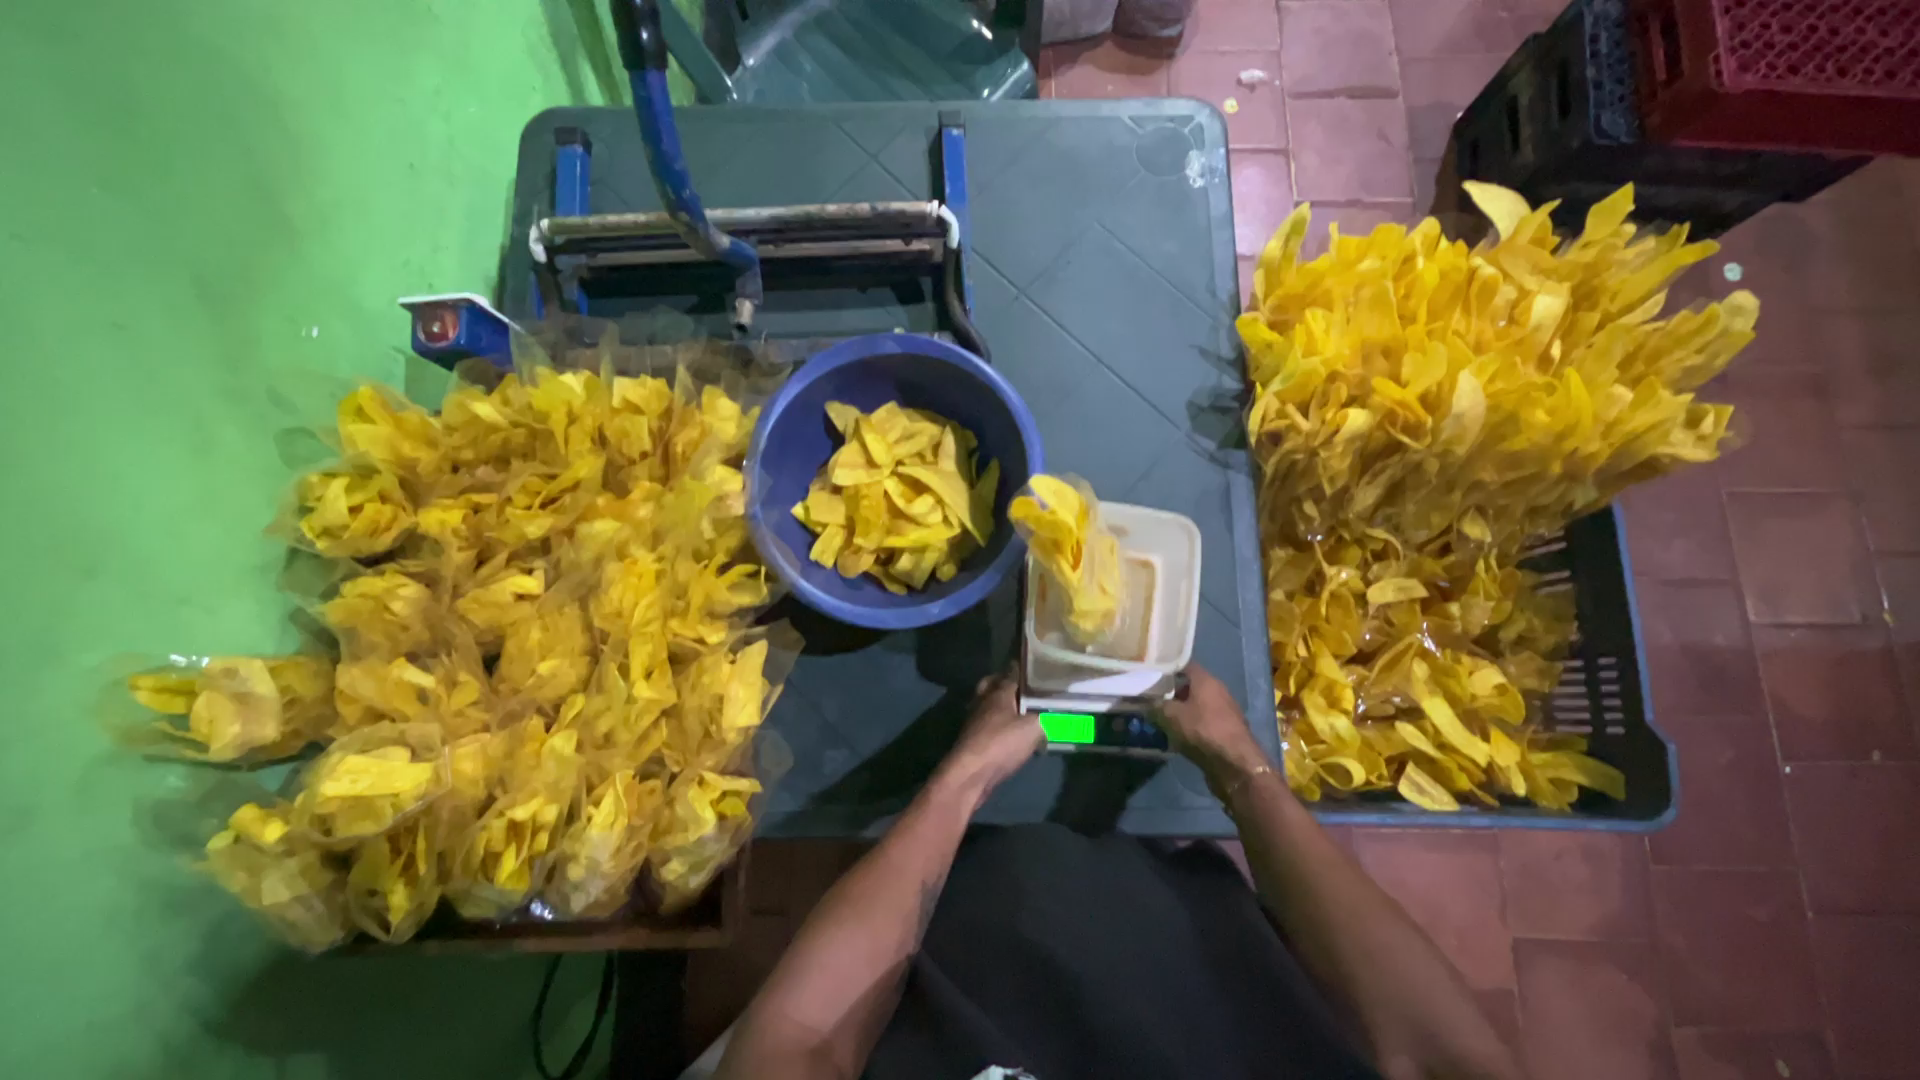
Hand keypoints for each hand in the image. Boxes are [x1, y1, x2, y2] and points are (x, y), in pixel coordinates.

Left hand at [936, 670, 1043, 800]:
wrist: (970, 774)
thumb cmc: (1001, 743)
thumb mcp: (1033, 728)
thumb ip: (1047, 718)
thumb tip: (1057, 714)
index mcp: (998, 692)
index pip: (1011, 673)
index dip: (1023, 669)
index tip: (1036, 667)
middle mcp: (983, 701)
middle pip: (992, 684)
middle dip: (1006, 683)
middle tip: (1024, 687)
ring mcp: (974, 720)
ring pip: (988, 704)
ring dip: (1001, 705)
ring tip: (1021, 711)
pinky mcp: (972, 739)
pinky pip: (988, 724)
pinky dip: (998, 724)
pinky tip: (1011, 733)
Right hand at [1158, 664, 1270, 787]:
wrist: (1235, 763)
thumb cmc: (1203, 730)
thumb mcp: (1171, 716)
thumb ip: (1157, 705)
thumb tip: (1145, 701)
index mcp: (1206, 680)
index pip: (1184, 664)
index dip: (1167, 667)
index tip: (1150, 672)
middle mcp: (1218, 690)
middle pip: (1191, 684)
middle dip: (1172, 690)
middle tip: (1152, 696)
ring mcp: (1225, 710)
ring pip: (1198, 703)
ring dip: (1182, 708)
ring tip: (1162, 716)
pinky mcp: (1227, 729)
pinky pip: (1204, 719)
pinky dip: (1192, 722)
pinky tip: (1178, 732)